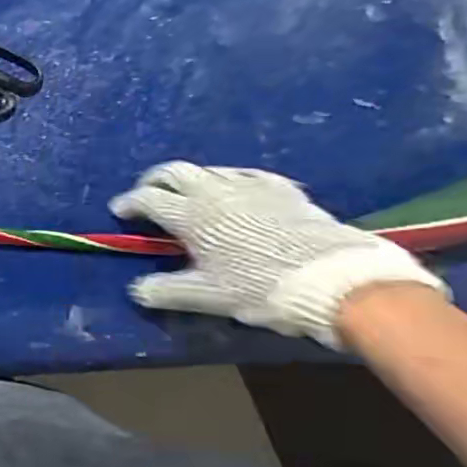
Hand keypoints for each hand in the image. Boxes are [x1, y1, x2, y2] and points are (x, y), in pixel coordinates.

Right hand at [110, 162, 446, 347]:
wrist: (345, 285)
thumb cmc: (262, 287)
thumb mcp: (208, 295)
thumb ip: (166, 290)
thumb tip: (138, 290)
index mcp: (189, 215)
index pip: (146, 199)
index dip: (128, 204)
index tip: (120, 212)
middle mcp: (216, 194)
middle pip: (174, 172)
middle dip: (154, 180)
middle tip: (148, 193)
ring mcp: (255, 190)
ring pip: (211, 170)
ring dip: (193, 179)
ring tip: (190, 194)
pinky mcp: (289, 193)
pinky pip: (251, 176)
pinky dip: (233, 180)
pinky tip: (238, 192)